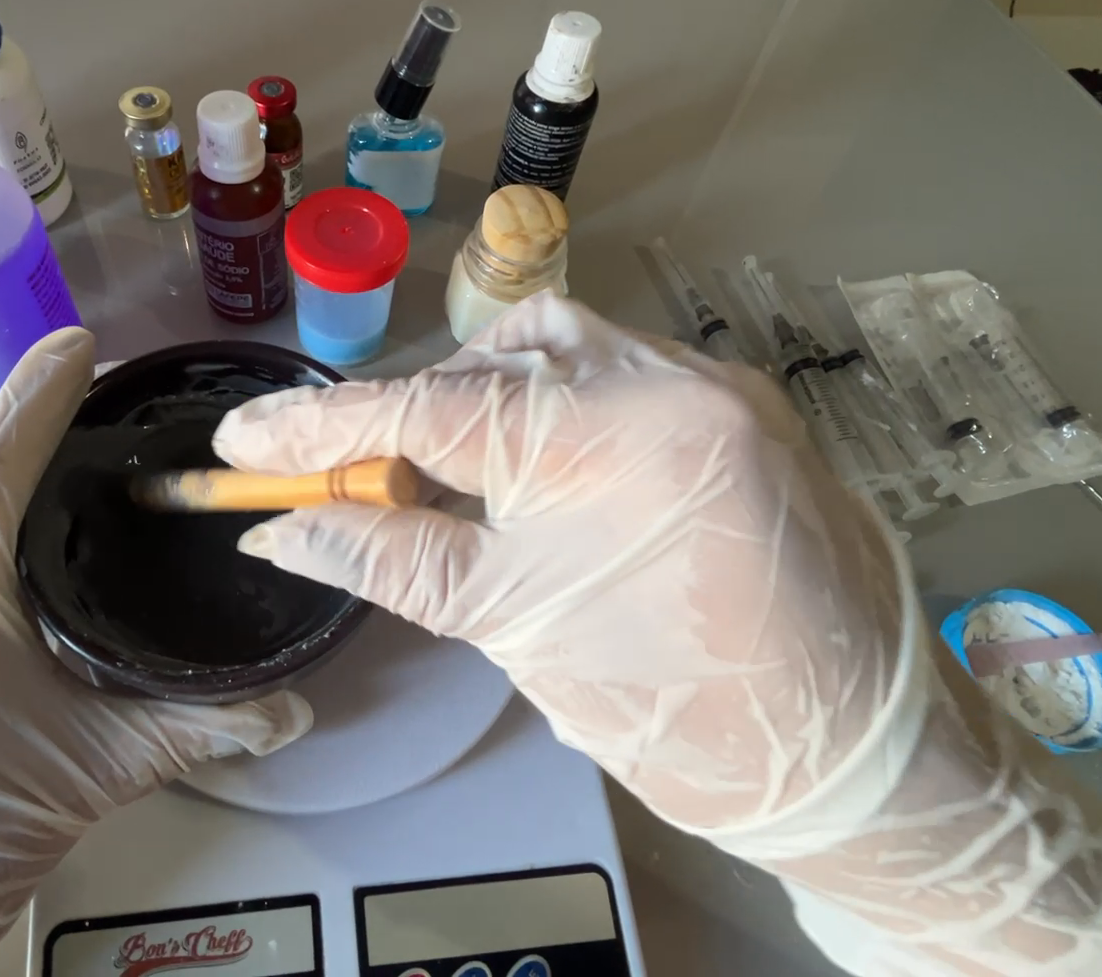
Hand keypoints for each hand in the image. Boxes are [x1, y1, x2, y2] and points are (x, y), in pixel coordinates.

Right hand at [215, 294, 1101, 975]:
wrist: (857, 755)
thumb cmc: (677, 713)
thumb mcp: (512, 628)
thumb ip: (389, 559)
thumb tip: (283, 527)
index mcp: (612, 438)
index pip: (426, 413)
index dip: (321, 429)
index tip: (244, 441)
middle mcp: (666, 377)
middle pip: (487, 358)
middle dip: (405, 411)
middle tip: (353, 470)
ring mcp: (707, 380)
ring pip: (549, 348)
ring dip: (477, 398)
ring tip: (445, 472)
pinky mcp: (730, 401)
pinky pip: (606, 370)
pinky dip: (543, 406)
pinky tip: (528, 466)